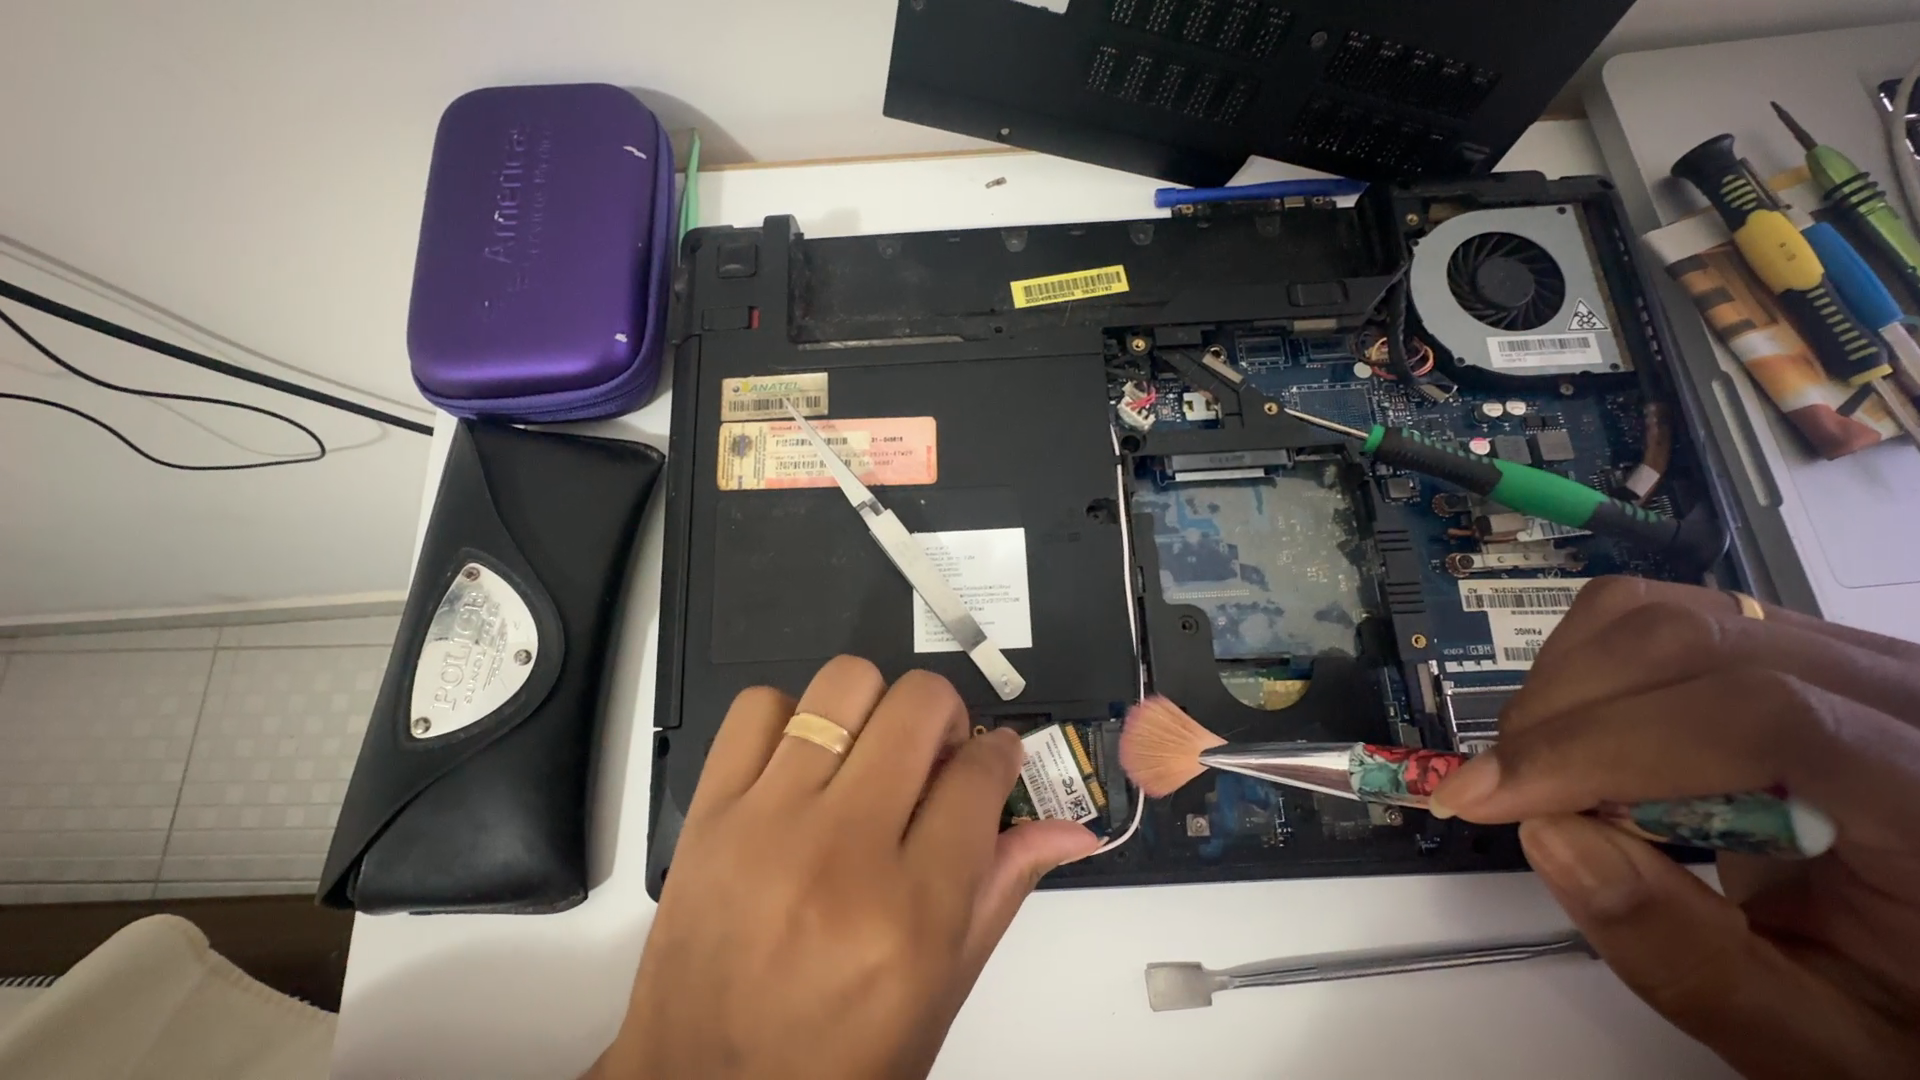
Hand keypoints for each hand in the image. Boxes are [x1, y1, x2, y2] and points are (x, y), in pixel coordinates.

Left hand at [590, 657, 1100, 1079]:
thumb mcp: (940, 992)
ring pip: (844, 685)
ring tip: (873, 749)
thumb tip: (1069, 830)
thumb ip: (1001, 889)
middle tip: (937, 754)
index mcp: (911, 914)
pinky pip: (758, 708)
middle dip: (947, 715)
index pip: (980, 777)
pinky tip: (804, 761)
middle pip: (919, 707)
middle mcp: (841, 854)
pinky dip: (792, 717)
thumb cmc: (835, 1060)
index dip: (1000, 753)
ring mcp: (767, 824)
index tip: (995, 756)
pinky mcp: (711, 813)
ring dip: (875, 704)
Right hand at [1430, 578, 1919, 1078]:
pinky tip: (1580, 735)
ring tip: (1539, 768)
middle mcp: (1907, 699)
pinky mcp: (1787, 643)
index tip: (1483, 799)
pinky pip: (1654, 614)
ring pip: (1654, 614)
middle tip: (1497, 793)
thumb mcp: (1820, 1040)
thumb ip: (1694, 960)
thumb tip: (1546, 833)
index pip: (1758, 718)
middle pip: (1685, 645)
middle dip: (1556, 717)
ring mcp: (1848, 657)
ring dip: (1559, 687)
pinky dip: (1582, 665)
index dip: (1597, 746)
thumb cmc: (1900, 1013)